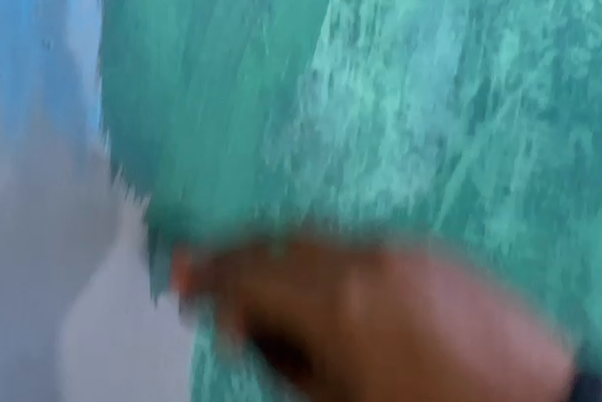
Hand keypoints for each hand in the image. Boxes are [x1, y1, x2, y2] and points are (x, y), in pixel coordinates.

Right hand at [173, 237, 577, 401]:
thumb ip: (289, 363)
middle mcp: (360, 257)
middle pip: (277, 242)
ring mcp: (396, 245)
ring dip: (277, 255)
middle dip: (236, 257)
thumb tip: (244, 325)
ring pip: (314, 237)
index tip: (177, 275)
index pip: (252, 276)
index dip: (209, 275)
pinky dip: (322, 260)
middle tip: (201, 273)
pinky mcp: (424, 246)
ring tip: (257, 285)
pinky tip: (323, 290)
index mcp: (340, 305)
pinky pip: (354, 243)